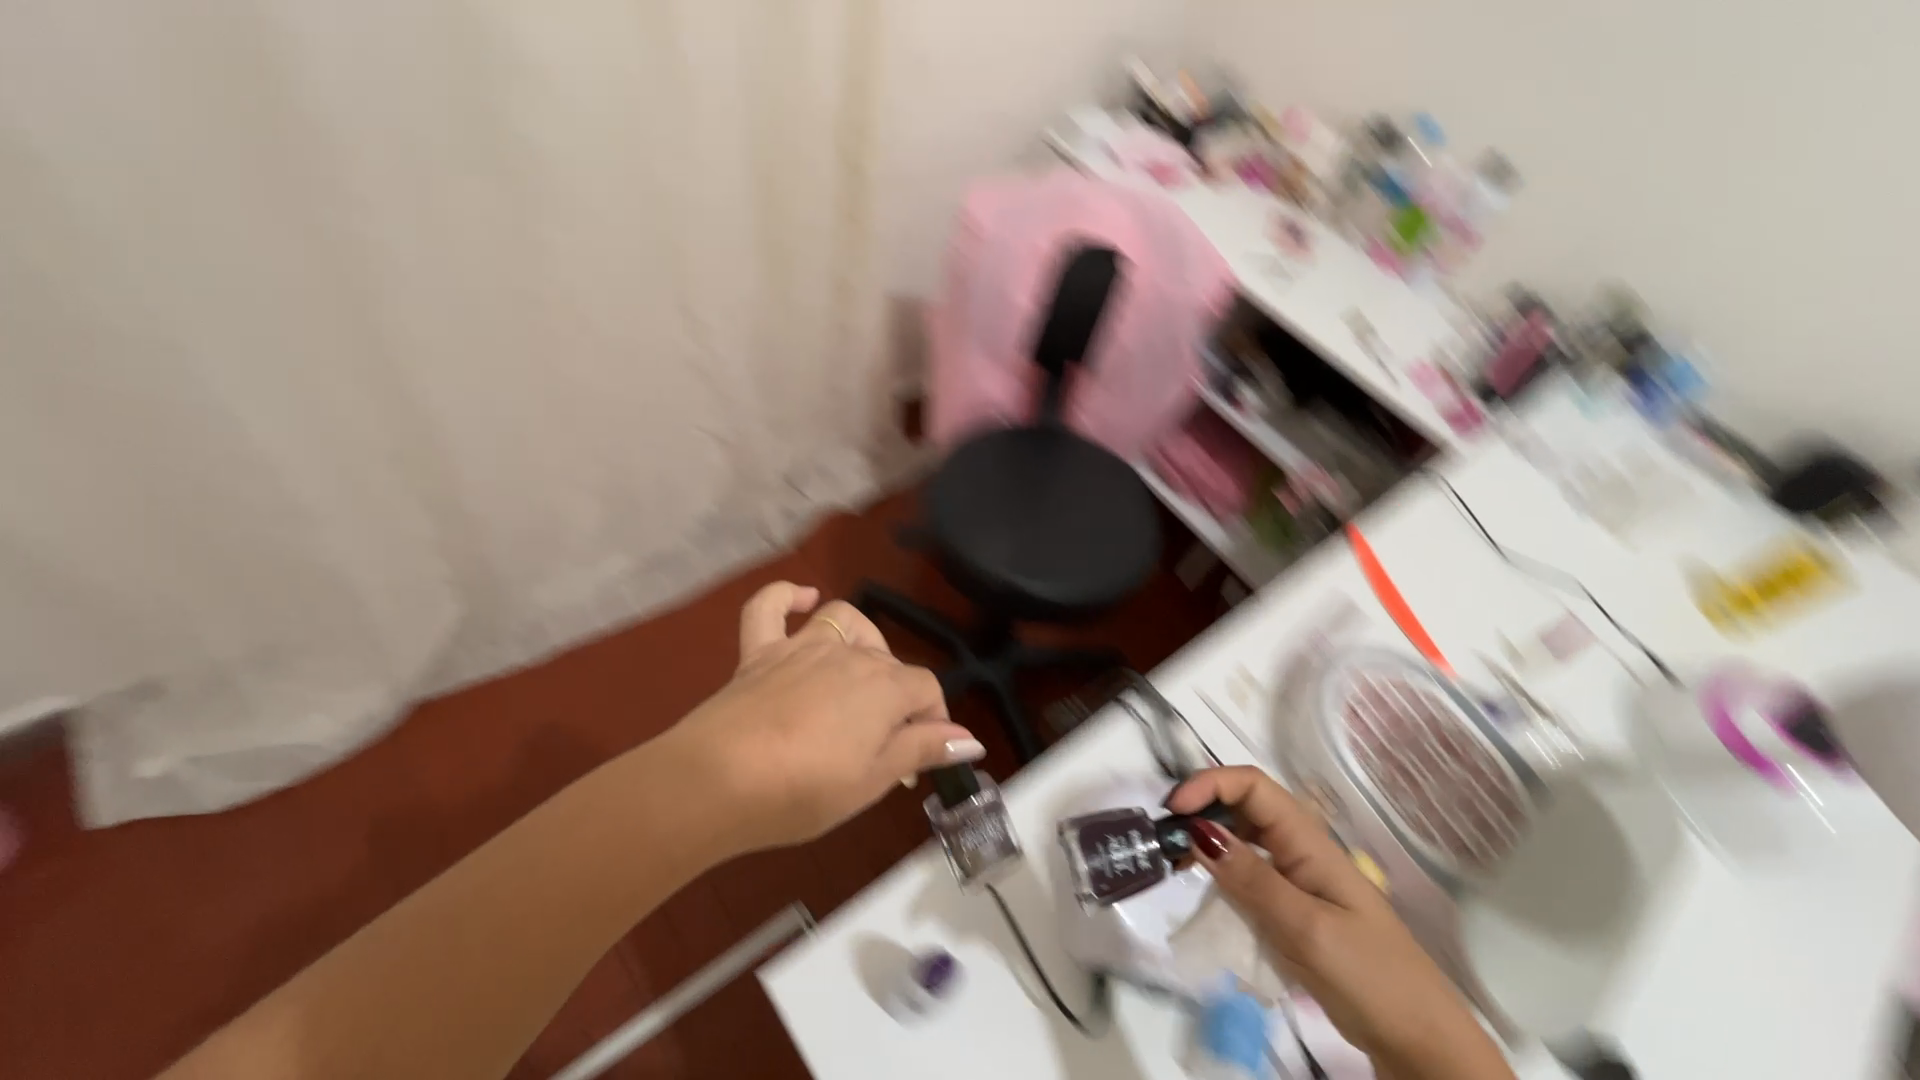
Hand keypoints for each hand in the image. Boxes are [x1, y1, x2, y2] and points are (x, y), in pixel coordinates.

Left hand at [660, 583, 983, 852]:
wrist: (717, 783)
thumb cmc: (804, 790)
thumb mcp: (872, 781)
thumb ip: (922, 749)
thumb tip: (970, 737)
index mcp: (885, 687)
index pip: (927, 690)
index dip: (933, 723)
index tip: (918, 764)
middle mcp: (849, 654)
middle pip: (889, 661)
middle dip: (898, 700)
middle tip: (885, 749)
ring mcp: (800, 647)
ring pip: (843, 623)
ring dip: (862, 641)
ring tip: (862, 674)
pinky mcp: (757, 653)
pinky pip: (769, 609)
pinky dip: (785, 596)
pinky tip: (801, 596)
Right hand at [1167, 767, 1513, 1079]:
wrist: (1419, 1039)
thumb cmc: (1369, 976)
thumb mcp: (1304, 927)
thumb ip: (1251, 878)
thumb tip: (1198, 830)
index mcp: (1309, 842)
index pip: (1252, 786)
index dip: (1209, 785)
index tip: (1172, 813)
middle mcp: (1301, 851)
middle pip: (1243, 808)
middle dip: (1200, 812)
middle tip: (1164, 844)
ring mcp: (1298, 881)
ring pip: (1243, 842)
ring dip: (1207, 845)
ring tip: (1175, 869)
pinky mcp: (1294, 910)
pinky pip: (1248, 877)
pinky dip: (1220, 877)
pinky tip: (1205, 899)